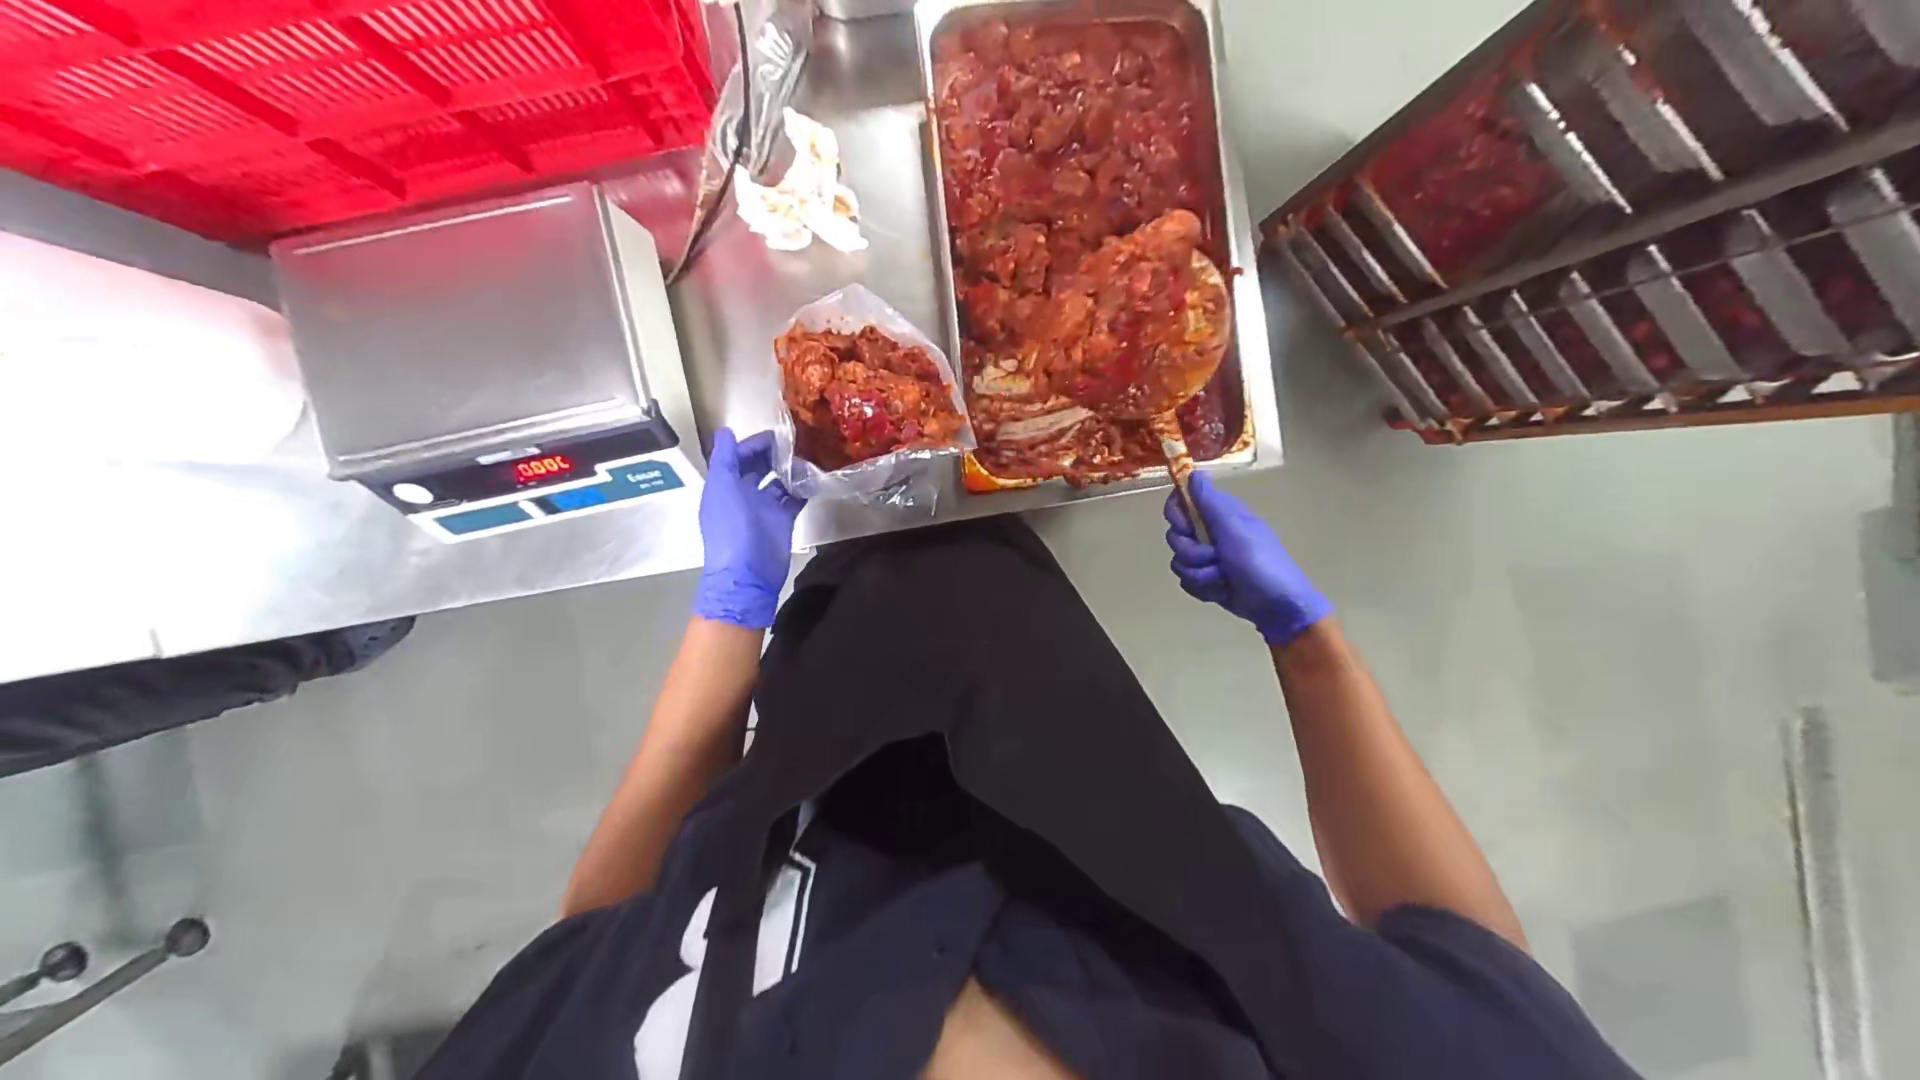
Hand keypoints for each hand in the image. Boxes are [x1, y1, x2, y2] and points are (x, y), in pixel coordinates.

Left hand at [694, 429, 804, 629]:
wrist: (747, 574)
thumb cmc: (731, 529)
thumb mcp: (722, 488)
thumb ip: (724, 459)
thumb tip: (726, 431)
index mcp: (725, 485)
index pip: (738, 457)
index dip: (754, 444)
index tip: (776, 436)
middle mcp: (744, 494)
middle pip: (759, 467)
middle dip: (774, 454)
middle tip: (796, 443)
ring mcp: (764, 508)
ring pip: (778, 481)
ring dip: (790, 470)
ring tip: (808, 457)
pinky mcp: (783, 520)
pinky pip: (793, 499)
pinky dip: (802, 489)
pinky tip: (814, 477)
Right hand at [1163, 471, 1331, 645]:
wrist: (1276, 604)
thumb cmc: (1258, 561)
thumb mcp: (1233, 528)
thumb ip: (1209, 501)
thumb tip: (1192, 472)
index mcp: (1218, 514)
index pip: (1180, 503)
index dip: (1176, 514)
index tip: (1186, 527)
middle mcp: (1210, 532)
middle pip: (1175, 535)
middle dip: (1191, 552)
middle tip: (1213, 556)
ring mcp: (1207, 558)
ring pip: (1179, 561)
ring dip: (1199, 574)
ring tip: (1222, 578)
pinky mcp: (1206, 579)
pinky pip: (1186, 581)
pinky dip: (1203, 588)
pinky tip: (1221, 590)